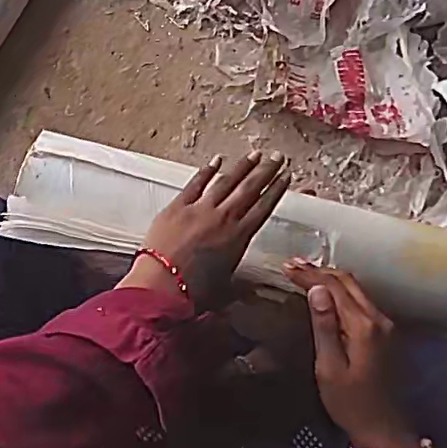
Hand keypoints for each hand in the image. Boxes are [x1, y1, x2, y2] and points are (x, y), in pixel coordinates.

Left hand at [119, 151, 289, 306]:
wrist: (161, 285)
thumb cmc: (193, 292)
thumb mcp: (226, 289)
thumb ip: (241, 285)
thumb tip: (254, 291)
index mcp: (238, 237)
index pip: (264, 207)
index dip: (277, 190)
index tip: (285, 177)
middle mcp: (223, 218)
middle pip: (250, 188)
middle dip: (266, 170)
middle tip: (277, 157)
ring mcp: (200, 209)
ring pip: (226, 181)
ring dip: (242, 166)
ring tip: (255, 155)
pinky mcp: (178, 206)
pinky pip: (196, 183)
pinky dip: (207, 170)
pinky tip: (217, 160)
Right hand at [284, 263, 414, 447]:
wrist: (385, 431)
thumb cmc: (350, 404)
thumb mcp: (329, 367)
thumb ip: (324, 326)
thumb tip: (316, 291)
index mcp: (364, 326)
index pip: (334, 287)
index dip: (309, 275)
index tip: (286, 268)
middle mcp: (379, 319)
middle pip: (348, 282)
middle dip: (319, 271)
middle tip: (292, 266)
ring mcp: (386, 326)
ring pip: (357, 289)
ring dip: (331, 278)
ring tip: (305, 273)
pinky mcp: (386, 334)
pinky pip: (361, 301)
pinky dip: (341, 291)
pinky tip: (326, 293)